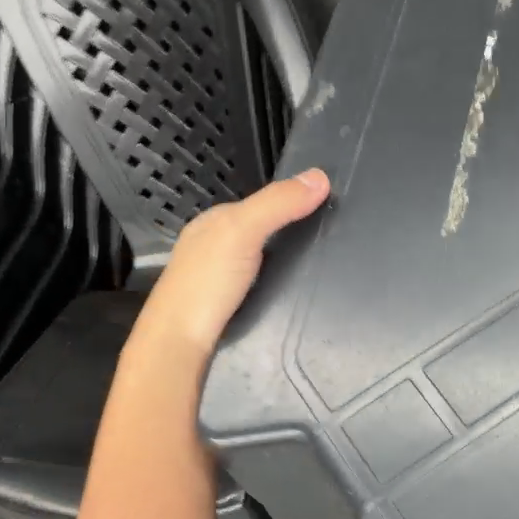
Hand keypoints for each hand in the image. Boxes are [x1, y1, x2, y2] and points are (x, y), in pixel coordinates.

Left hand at [132, 168, 329, 358]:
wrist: (182, 341)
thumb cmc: (206, 282)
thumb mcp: (243, 231)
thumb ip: (277, 205)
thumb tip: (320, 177)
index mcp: (217, 222)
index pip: (263, 202)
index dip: (295, 201)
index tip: (331, 207)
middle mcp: (219, 245)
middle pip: (267, 231)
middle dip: (295, 233)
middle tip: (335, 240)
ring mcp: (224, 277)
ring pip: (267, 260)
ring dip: (291, 263)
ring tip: (324, 267)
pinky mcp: (233, 305)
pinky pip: (266, 285)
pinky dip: (283, 284)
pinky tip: (296, 293)